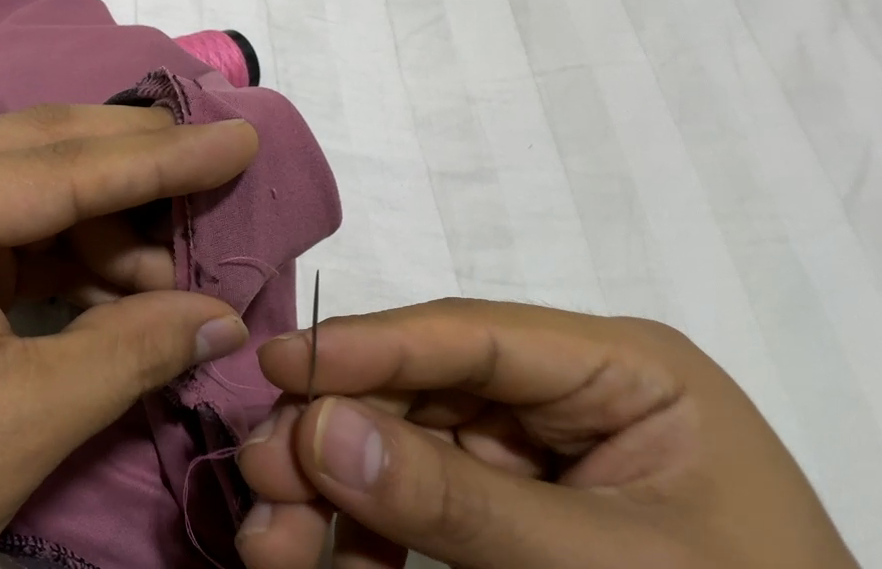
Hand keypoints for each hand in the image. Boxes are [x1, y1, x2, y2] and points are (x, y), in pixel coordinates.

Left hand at [0, 105, 260, 568]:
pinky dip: (69, 254)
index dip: (157, 158)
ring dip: (105, 222)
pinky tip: (124, 285)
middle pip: (35, 153)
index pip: (53, 167)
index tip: (238, 137)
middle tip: (220, 170)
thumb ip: (132, 349)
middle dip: (132, 166)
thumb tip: (224, 314)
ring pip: (25, 189)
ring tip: (177, 269)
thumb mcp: (22, 417)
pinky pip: (5, 233)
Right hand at [233, 299, 858, 568]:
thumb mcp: (605, 568)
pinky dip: (359, 533)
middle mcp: (561, 397)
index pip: (468, 336)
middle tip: (259, 471)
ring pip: (398, 447)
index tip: (273, 364)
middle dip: (332, 437)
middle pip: (415, 392)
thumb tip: (316, 428)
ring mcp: (528, 456)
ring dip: (328, 492)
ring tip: (267, 536)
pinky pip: (413, 504)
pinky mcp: (505, 510)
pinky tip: (309, 557)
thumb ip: (459, 501)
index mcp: (621, 372)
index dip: (364, 347)